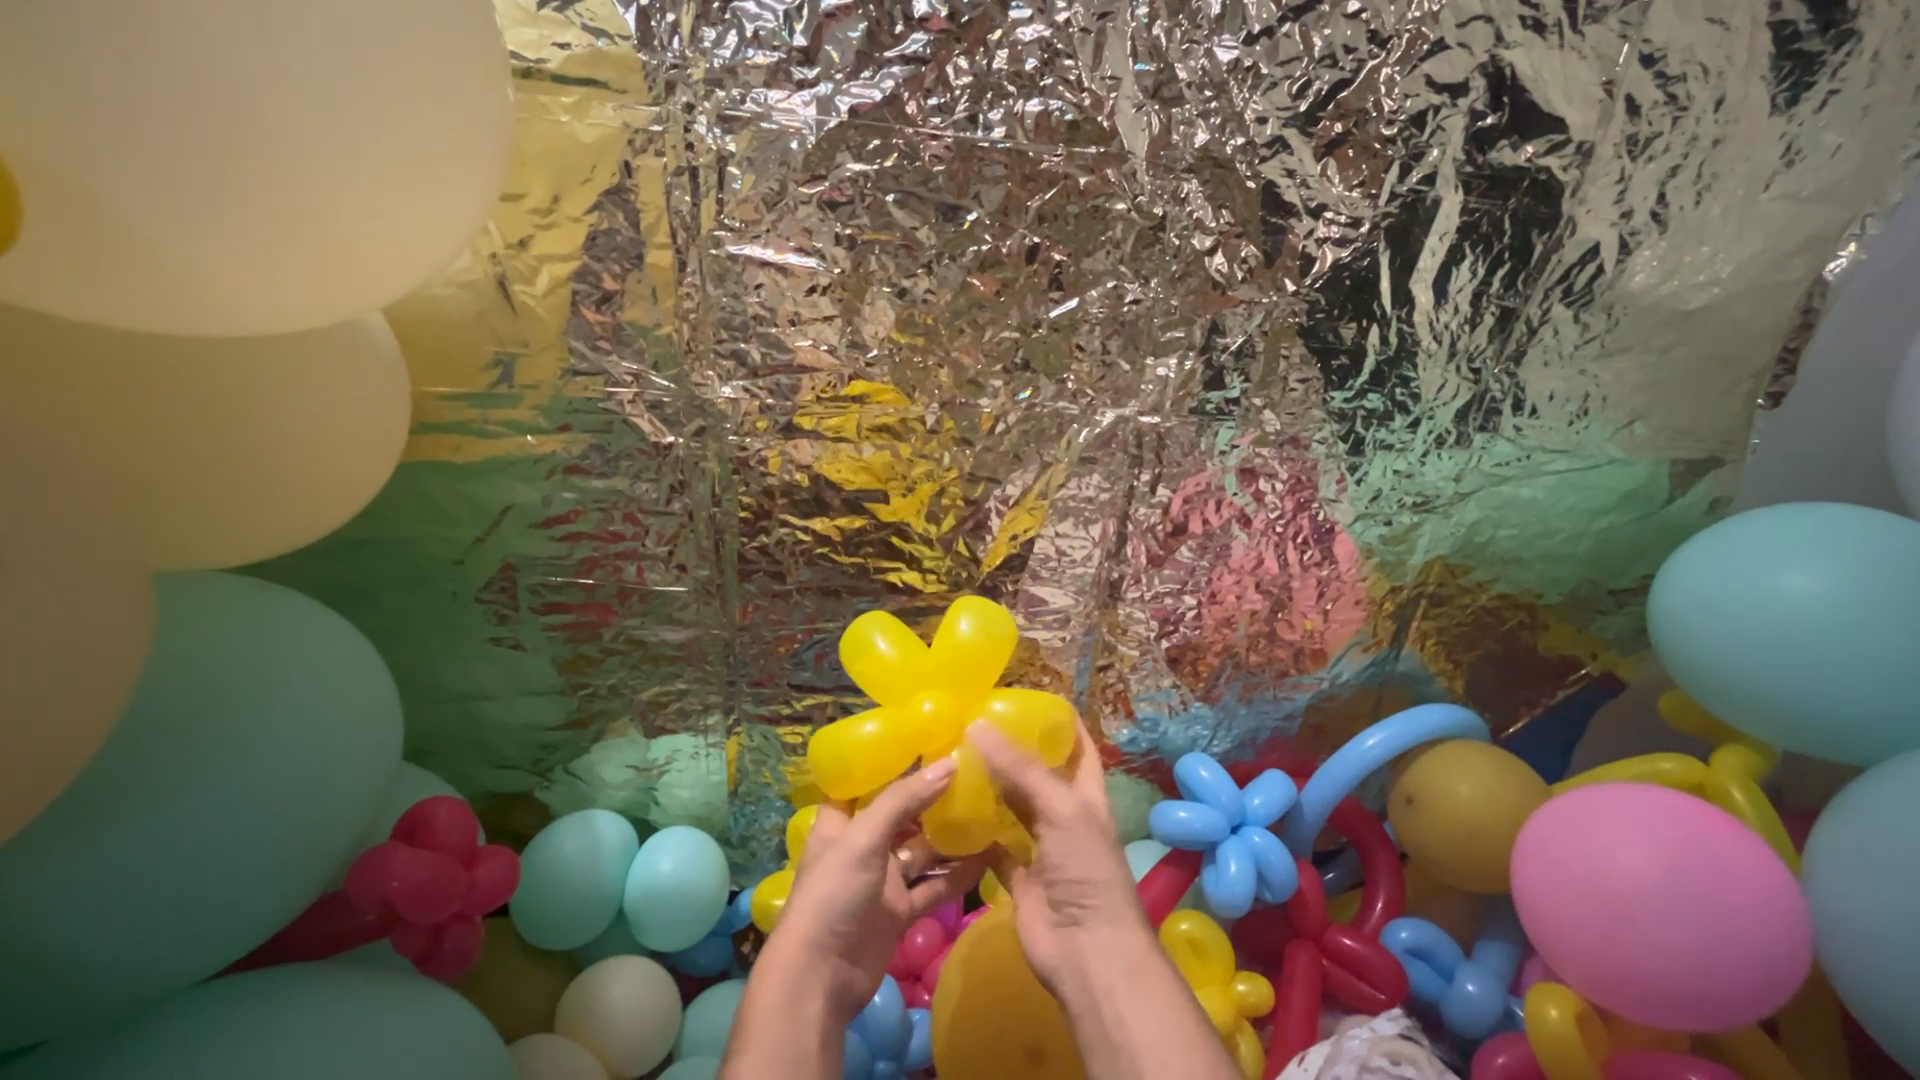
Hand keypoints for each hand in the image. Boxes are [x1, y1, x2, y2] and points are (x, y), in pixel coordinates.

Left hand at [764, 758, 988, 1021]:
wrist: (821, 978)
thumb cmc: (832, 895)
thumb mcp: (864, 838)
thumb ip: (904, 800)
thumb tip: (950, 762)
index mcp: (842, 821)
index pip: (868, 781)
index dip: (895, 761)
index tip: (932, 738)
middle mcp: (863, 845)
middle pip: (902, 813)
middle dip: (933, 796)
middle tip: (975, 770)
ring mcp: (883, 880)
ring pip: (923, 850)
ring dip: (951, 834)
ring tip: (990, 809)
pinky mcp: (901, 911)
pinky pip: (934, 886)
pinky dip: (958, 874)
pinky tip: (989, 856)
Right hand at [967, 719, 1152, 993]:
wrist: (1086, 950)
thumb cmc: (1087, 869)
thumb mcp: (1062, 808)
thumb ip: (1020, 768)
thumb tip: (976, 724)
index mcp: (1086, 795)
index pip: (1076, 748)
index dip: (1057, 723)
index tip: (1023, 699)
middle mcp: (1064, 816)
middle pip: (1036, 776)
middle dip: (1010, 752)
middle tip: (970, 725)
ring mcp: (1041, 848)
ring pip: (1011, 808)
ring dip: (988, 788)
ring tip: (953, 757)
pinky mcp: (1017, 877)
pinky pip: (993, 846)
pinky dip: (975, 832)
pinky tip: (948, 810)